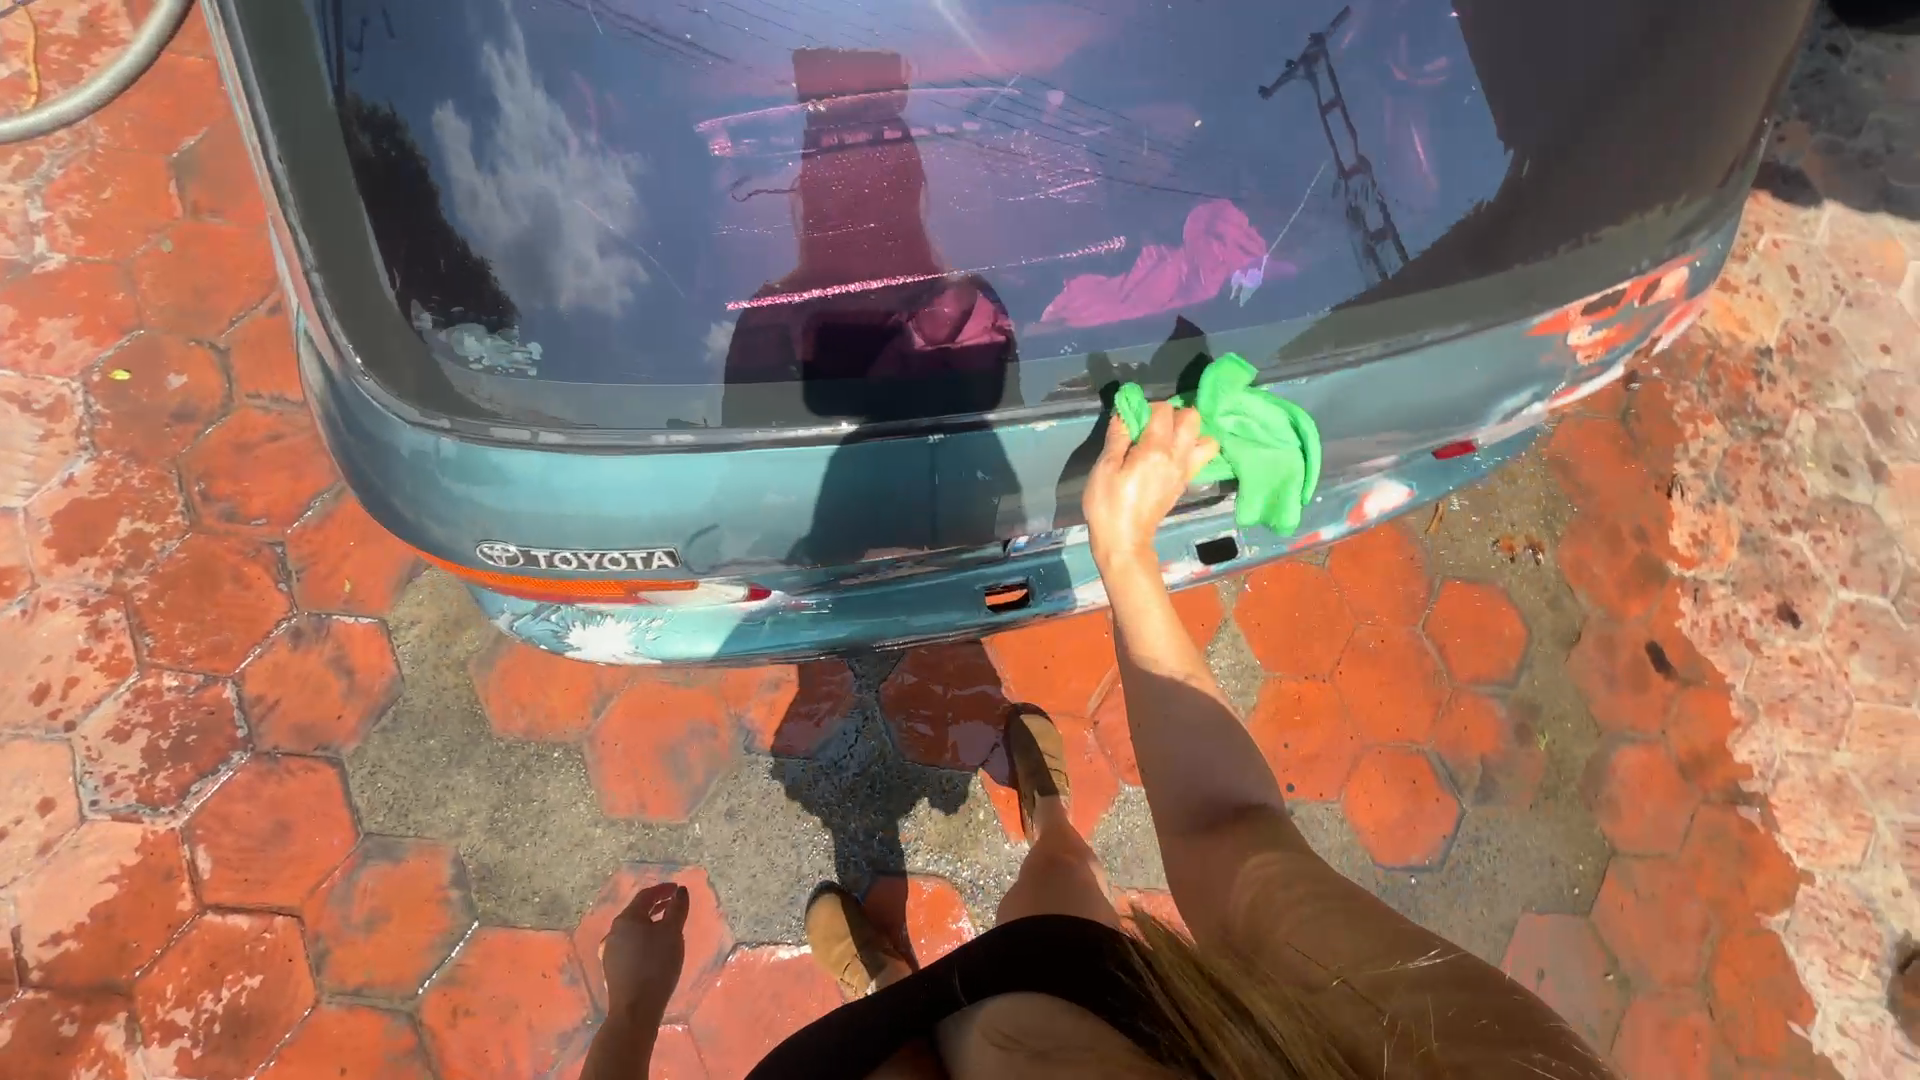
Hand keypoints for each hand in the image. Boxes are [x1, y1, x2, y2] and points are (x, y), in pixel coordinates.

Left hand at [602, 882, 688, 1022]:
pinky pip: (629, 944)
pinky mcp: (612, 968)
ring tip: (667, 925)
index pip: (646, 896)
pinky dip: (643, 938)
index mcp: (626, 919)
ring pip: (633, 929)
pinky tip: (653, 947)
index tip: (678, 889)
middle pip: (637, 911)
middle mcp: (613, 932)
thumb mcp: (672, 932)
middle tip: (674, 904)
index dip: (663, 889)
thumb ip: (677, 908)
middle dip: (656, 905)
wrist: (635, 1010)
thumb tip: (680, 891)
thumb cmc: (656, 964)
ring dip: (650, 922)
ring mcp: (610, 951)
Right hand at [1083, 402, 1217, 575]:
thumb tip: (1124, 412)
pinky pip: (1200, 456)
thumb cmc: (1108, 505)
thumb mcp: (1104, 468)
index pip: (1164, 410)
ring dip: (1189, 432)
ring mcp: (1185, 471)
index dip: (1148, 407)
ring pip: (1205, 438)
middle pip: (1193, 418)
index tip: (1133, 418)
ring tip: (1167, 438)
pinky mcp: (1185, 482)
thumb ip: (1117, 436)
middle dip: (1174, 414)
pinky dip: (1191, 448)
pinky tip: (1169, 455)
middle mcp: (1177, 457)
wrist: (1124, 540)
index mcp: (1155, 450)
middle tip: (1152, 425)